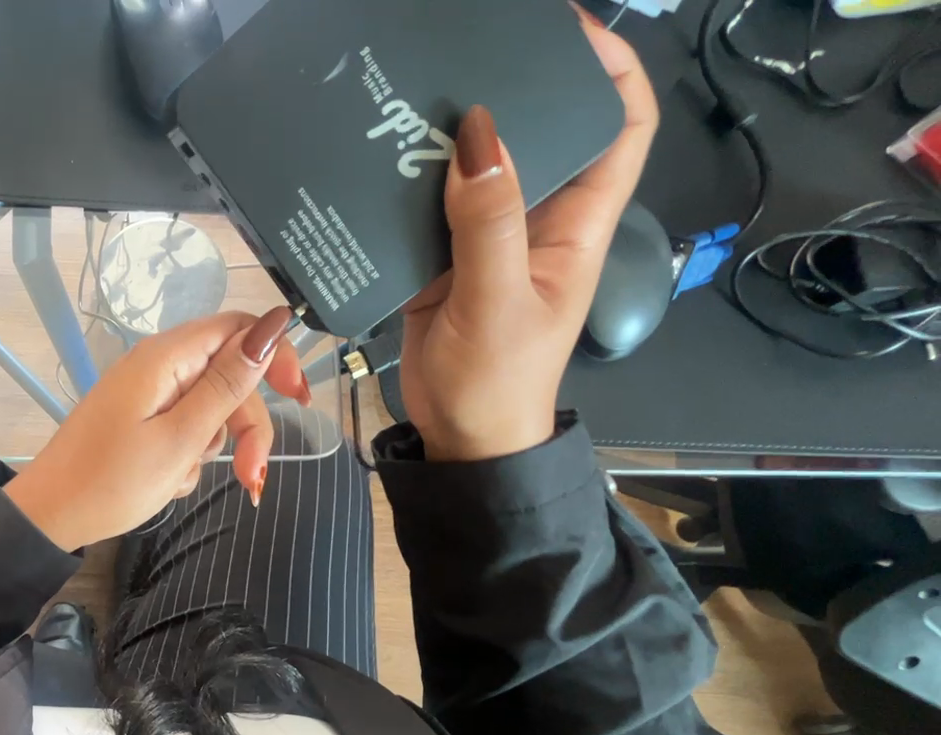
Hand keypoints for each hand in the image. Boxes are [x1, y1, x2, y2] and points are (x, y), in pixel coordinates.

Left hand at [6, 307, 303, 550]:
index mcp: (165, 358)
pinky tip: (167, 482)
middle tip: (251, 477)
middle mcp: (156, 366)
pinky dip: (185, 456)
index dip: (276, 358)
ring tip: (182, 480)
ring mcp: (146, 395)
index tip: (299, 401)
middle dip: (246, 426)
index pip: (239, 328)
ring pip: (208, 408)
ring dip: (211, 447)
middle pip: (229, 377)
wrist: (50, 516)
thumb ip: (228, 383)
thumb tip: (274, 325)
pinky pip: (182, 428)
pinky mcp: (138, 420)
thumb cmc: (111, 482)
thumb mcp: (181, 437)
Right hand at [394, 8, 658, 460]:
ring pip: (474, 176)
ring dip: (446, 145)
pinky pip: (425, 217)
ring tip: (407, 109)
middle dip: (509, 98)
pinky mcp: (438, 267)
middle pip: (537, 141)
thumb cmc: (496, 379)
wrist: (459, 437)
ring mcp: (483, 246)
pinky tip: (375, 174)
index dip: (608, 73)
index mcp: (575, 226)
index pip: (618, 130)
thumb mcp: (497, 301)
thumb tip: (482, 133)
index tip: (562, 35)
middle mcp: (534, 224)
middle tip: (458, 64)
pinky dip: (404, 194)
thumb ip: (490, 223)